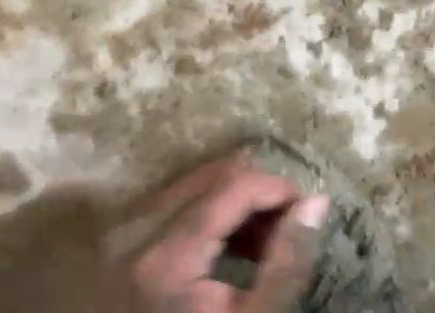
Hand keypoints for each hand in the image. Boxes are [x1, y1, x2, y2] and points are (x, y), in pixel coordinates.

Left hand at [97, 152, 328, 312]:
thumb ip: (288, 261)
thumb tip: (317, 200)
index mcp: (165, 259)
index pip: (237, 184)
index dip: (281, 190)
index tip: (303, 216)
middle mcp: (132, 237)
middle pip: (215, 174)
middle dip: (259, 193)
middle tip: (281, 230)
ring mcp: (119, 240)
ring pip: (196, 183)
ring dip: (236, 201)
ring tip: (258, 242)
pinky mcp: (118, 247)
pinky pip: (174, 200)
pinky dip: (210, 211)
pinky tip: (227, 247)